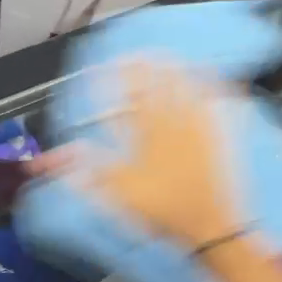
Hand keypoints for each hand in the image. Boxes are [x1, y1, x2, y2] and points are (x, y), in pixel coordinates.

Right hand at [36, 60, 243, 247]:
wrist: (211, 225)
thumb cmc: (166, 211)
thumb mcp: (120, 193)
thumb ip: (90, 170)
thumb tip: (62, 155)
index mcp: (148, 132)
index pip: (127, 94)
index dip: (114, 77)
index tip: (103, 69)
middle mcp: (174, 121)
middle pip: (158, 82)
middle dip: (144, 65)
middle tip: (134, 56)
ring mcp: (200, 125)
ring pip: (186, 84)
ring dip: (173, 68)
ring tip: (165, 57)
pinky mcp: (219, 134)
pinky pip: (218, 99)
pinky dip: (212, 82)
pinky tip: (212, 74)